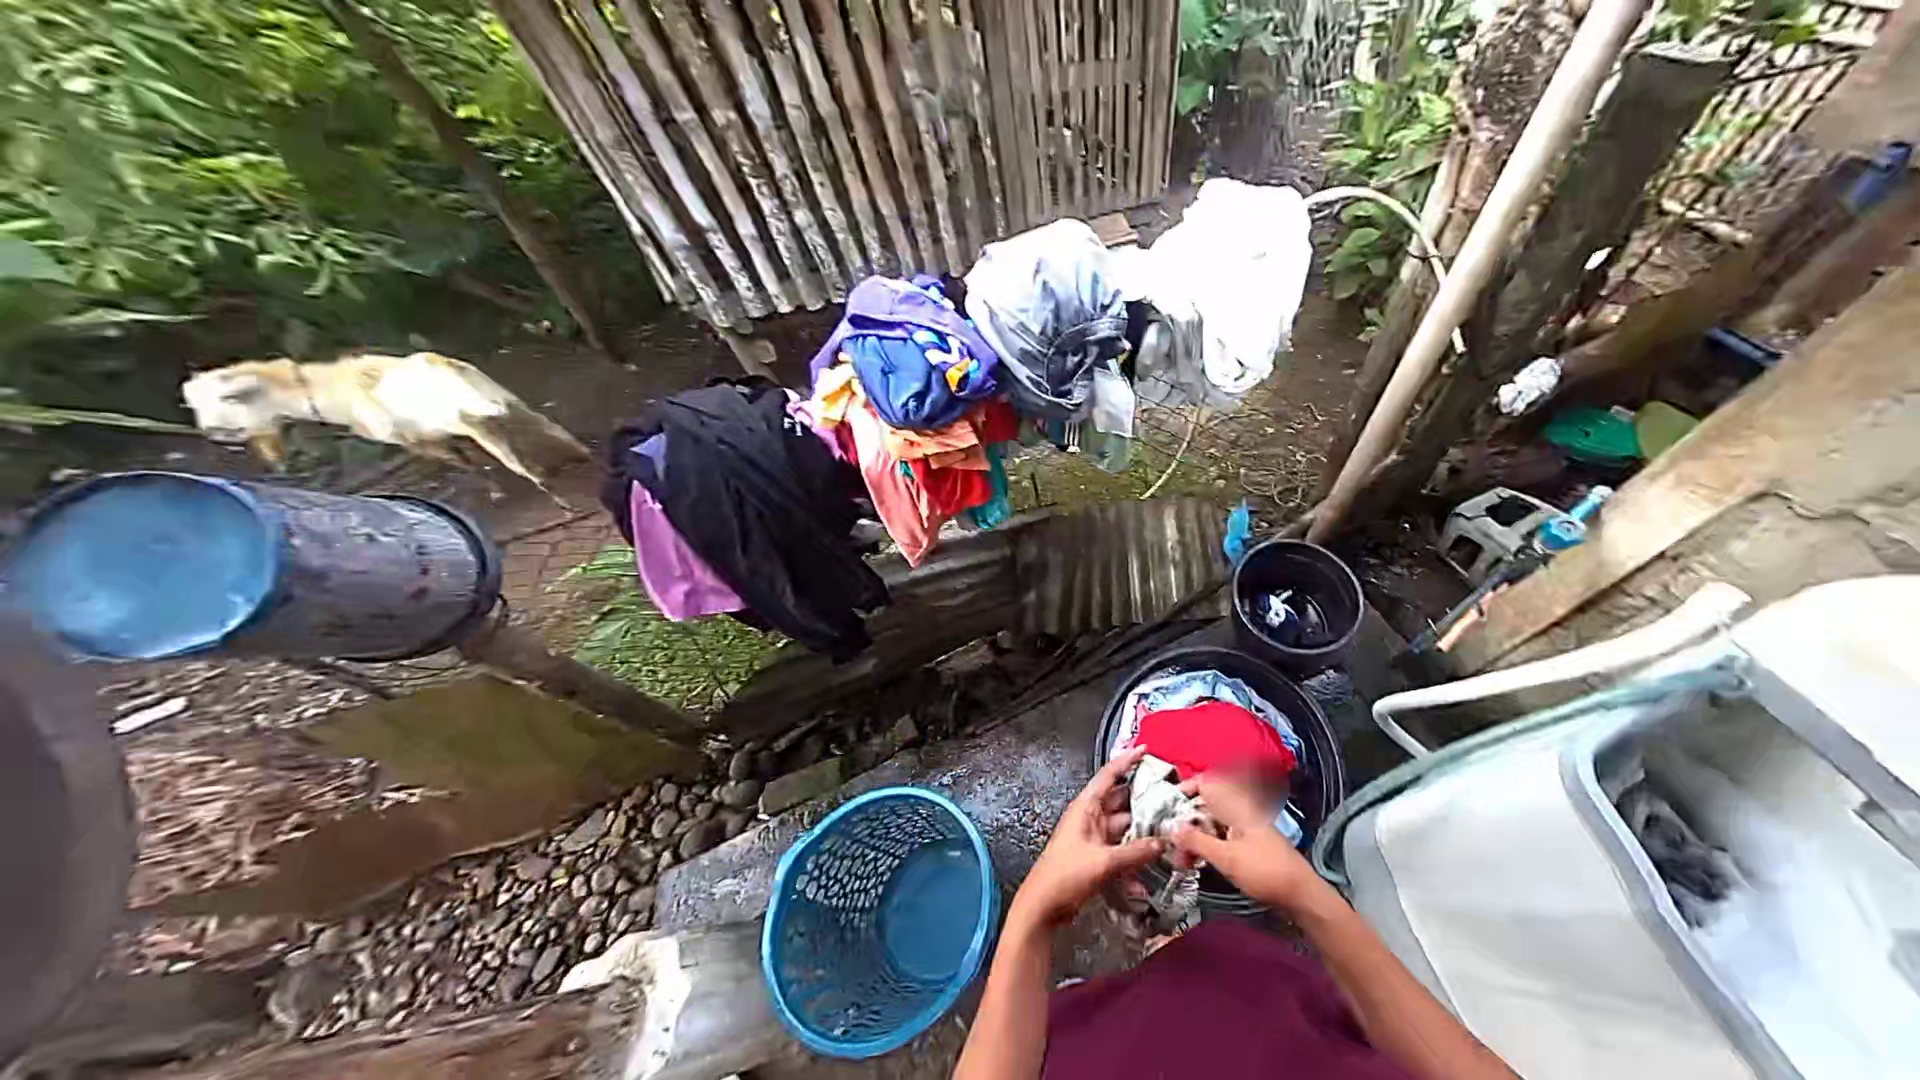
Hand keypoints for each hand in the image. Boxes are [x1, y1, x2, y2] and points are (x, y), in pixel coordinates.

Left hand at [1010, 744, 1164, 928]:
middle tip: (1173, 796)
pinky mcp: (1098, 856)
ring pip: (1125, 825)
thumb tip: (1163, 842)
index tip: (1146, 750)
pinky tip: (1153, 865)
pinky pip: (1122, 848)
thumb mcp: (1104, 862)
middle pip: (1122, 800)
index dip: (1126, 761)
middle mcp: (1091, 817)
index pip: (1108, 775)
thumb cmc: (1066, 875)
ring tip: (1172, 828)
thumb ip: (1136, 852)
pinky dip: (1136, 854)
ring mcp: (1094, 837)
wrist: (1043, 905)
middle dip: (1145, 798)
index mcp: (1086, 807)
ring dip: (1144, 828)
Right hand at [1172, 771, 1323, 913]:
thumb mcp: (1227, 858)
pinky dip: (1206, 846)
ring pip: (1211, 823)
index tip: (1169, 803)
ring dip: (1194, 837)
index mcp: (1237, 807)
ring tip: (1182, 859)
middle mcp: (1240, 813)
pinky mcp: (1247, 845)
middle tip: (1172, 841)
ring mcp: (1244, 829)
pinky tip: (1197, 861)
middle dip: (1185, 821)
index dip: (1187, 787)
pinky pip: (1219, 837)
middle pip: (1205, 806)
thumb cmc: (1266, 872)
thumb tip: (1170, 828)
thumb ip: (1196, 841)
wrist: (1303, 898)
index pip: (1208, 782)